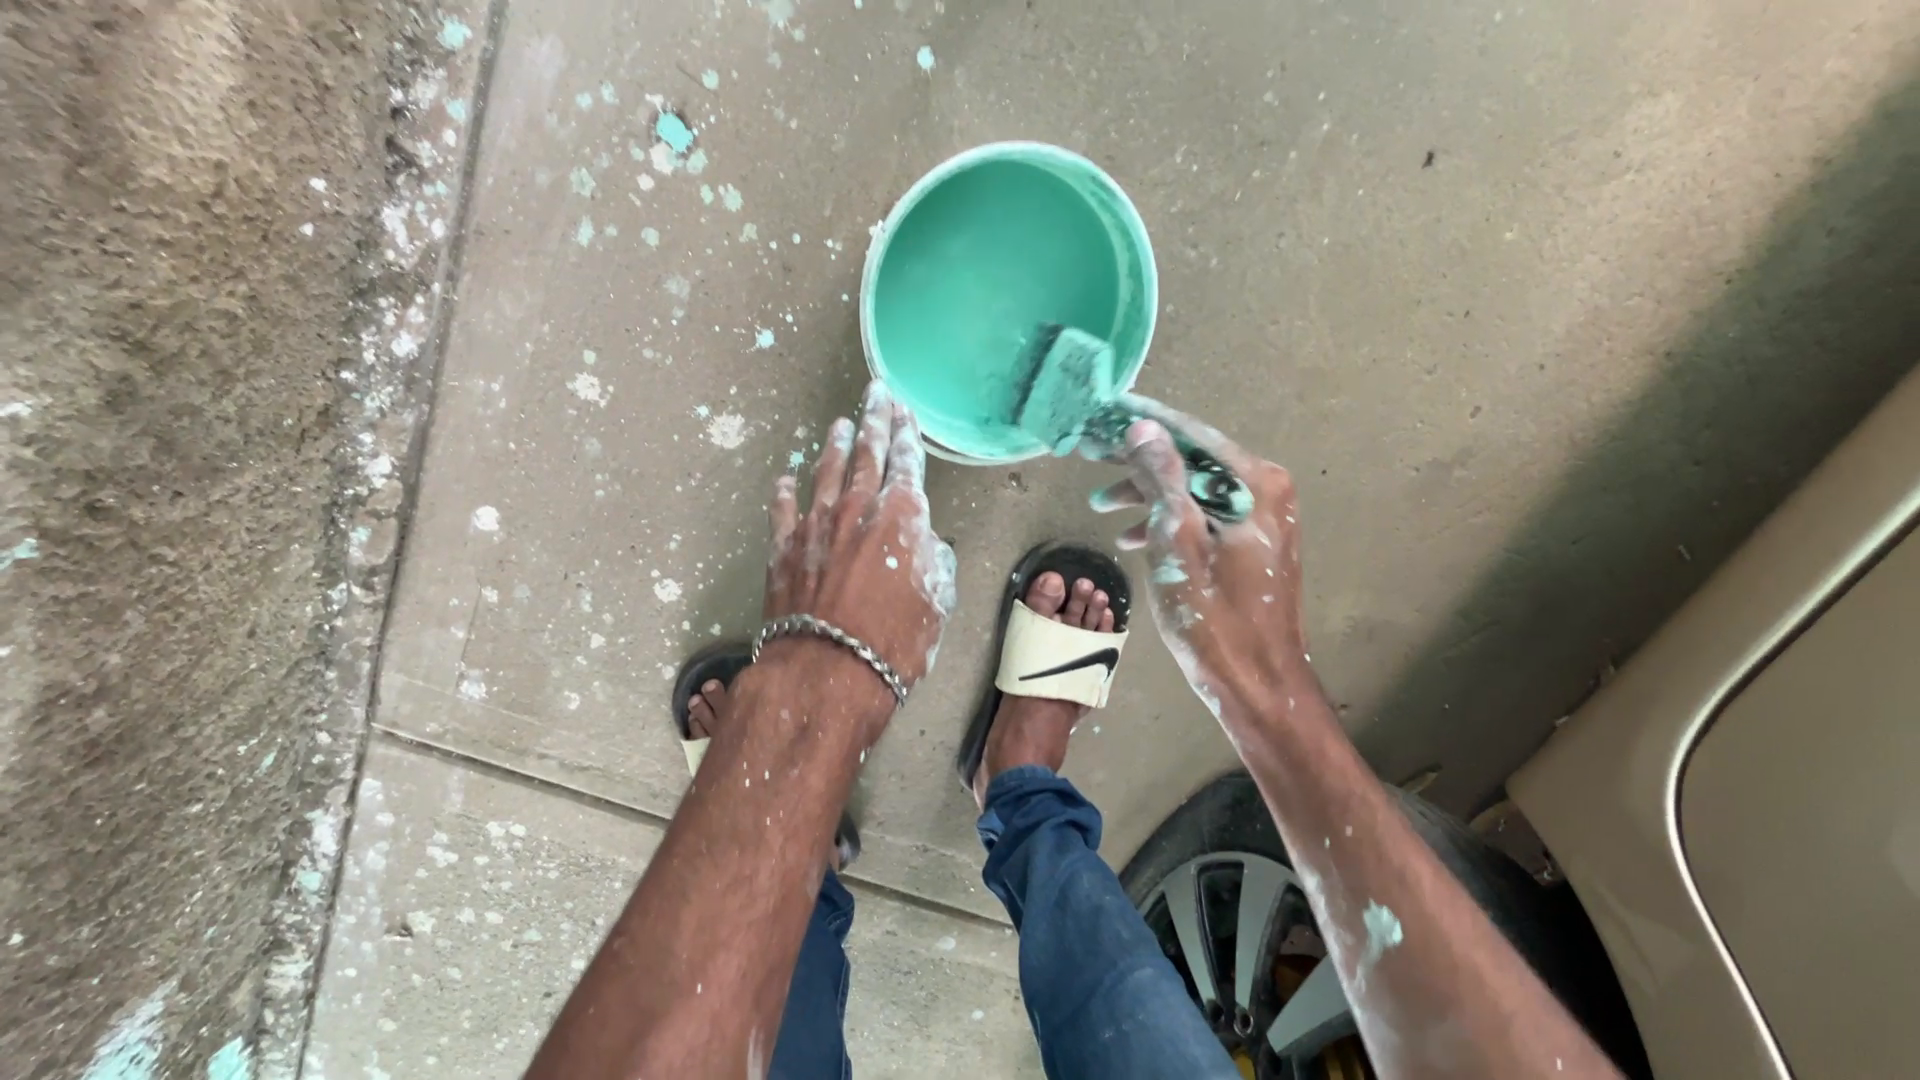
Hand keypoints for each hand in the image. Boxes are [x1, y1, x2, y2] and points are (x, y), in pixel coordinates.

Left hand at [762, 380, 958, 732]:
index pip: (906, 463)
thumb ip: (935, 562)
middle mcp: (857, 508)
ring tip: (841, 424)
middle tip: (875, 393)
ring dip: (835, 445)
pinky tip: (786, 478)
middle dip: (875, 420)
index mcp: (901, 516)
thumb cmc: (895, 641)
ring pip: (827, 471)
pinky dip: (786, 491)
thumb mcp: (938, 603)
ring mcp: (816, 524)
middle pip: (868, 453)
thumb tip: (927, 544)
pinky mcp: (783, 546)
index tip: (905, 412)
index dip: (907, 435)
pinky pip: (784, 508)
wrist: (828, 671)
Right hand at [1089, 397, 1309, 726]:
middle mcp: (1263, 489)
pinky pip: (1201, 514)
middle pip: (1188, 458)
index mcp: (1252, 483)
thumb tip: (1141, 427)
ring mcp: (1261, 516)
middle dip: (1137, 458)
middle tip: (1088, 452)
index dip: (1141, 421)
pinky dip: (1167, 518)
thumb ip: (1160, 478)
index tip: (1102, 410)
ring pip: (1191, 487)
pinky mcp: (1251, 541)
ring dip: (1146, 491)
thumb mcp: (1176, 542)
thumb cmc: (1213, 617)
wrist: (1257, 682)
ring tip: (1100, 503)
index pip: (1188, 433)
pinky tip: (1131, 534)